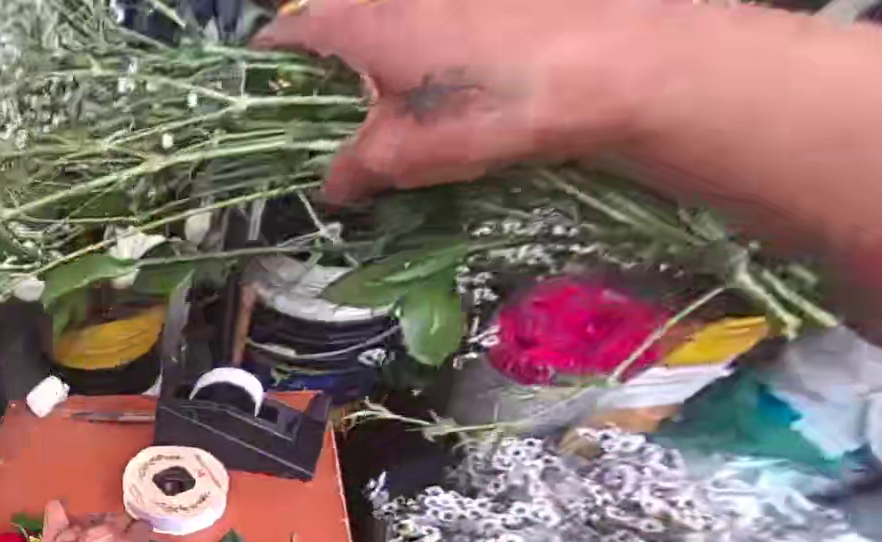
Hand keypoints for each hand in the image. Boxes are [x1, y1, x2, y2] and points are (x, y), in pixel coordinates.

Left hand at [9, 500, 170, 541]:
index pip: (143, 528)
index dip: (142, 537)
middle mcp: (105, 533)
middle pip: (120, 519)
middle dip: (122, 529)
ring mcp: (77, 530)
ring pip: (94, 516)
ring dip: (98, 524)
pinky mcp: (52, 533)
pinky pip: (57, 511)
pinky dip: (62, 511)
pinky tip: (61, 514)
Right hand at [254, 0, 656, 201]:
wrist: (624, 66)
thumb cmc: (490, 107)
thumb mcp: (399, 156)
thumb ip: (351, 169)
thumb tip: (334, 183)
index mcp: (378, 23)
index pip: (305, 23)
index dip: (275, 41)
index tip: (257, 57)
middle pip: (353, 7)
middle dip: (328, 35)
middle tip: (318, 78)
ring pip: (401, 13)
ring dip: (381, 39)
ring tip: (381, 84)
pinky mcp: (506, 1)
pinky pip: (445, 16)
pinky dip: (429, 37)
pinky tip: (442, 74)